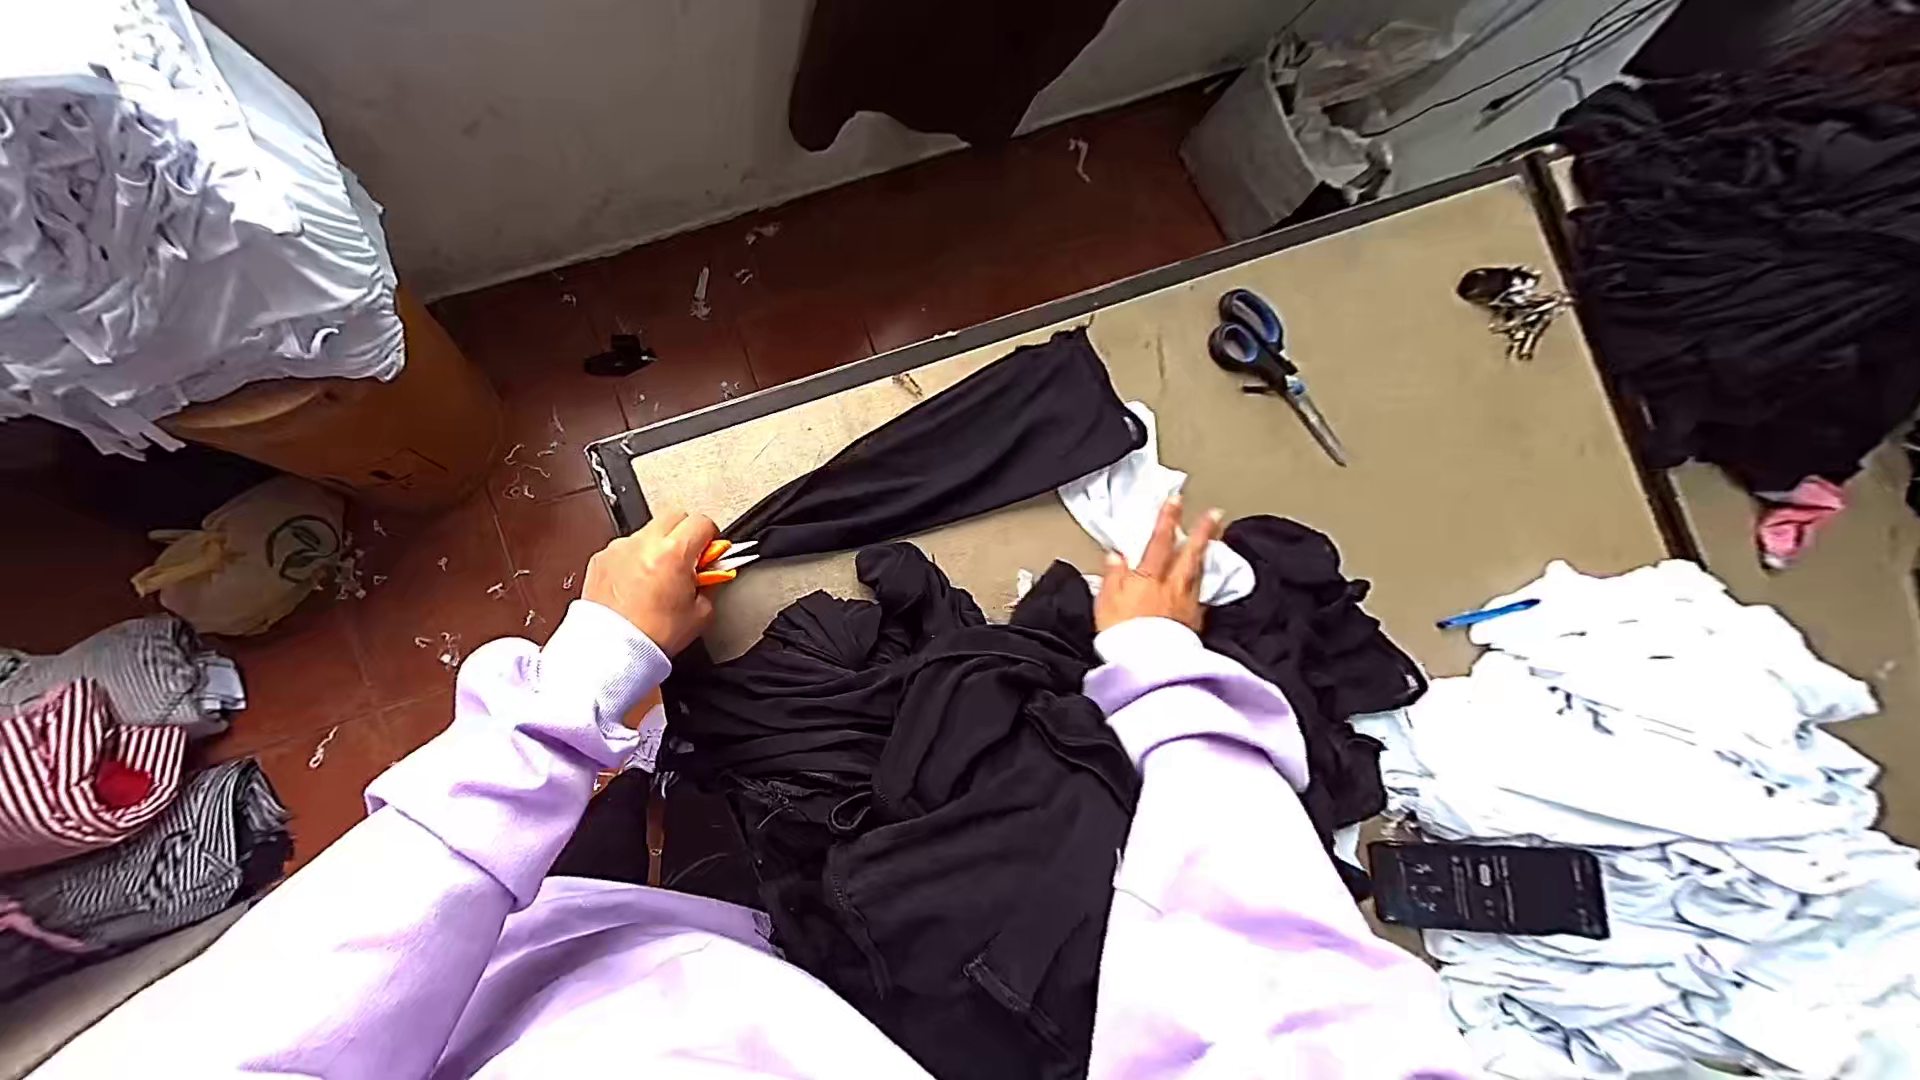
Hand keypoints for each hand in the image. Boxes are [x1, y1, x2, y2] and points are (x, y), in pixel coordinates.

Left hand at [583, 510, 718, 655]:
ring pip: (649, 531)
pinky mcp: (601, 559)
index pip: (702, 522)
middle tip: (690, 558)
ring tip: (663, 575)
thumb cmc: (651, 636)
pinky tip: (640, 583)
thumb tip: (711, 573)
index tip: (711, 554)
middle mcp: (642, 544)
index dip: (712, 537)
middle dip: (686, 533)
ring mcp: (618, 549)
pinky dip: (637, 558)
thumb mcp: (700, 612)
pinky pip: (626, 548)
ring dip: (660, 545)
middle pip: (674, 516)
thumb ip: (709, 584)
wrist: (611, 654)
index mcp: (672, 553)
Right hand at [1094, 495, 1222, 633]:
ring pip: (1199, 571)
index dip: (1168, 519)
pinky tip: (1204, 583)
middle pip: (1190, 553)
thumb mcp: (1106, 601)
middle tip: (1215, 514)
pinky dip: (1204, 585)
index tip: (1176, 501)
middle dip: (1202, 530)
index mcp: (1148, 578)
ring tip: (1215, 540)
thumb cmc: (1122, 635)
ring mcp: (1186, 604)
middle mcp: (1172, 587)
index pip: (1160, 541)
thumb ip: (1113, 576)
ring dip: (1207, 553)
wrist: (1146, 664)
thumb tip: (1116, 555)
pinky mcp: (1194, 622)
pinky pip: (1202, 596)